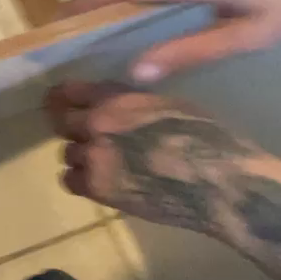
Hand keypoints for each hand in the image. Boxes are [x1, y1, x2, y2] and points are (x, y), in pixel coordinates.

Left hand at [44, 81, 258, 235]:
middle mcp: (98, 124)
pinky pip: (70, 180)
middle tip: (81, 134)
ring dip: (81, 156)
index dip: (60, 98)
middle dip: (70, 127)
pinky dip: (82, 181)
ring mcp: (94, 156)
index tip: (57, 101)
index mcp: (117, 100)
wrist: (224, 185)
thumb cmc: (209, 141)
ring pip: (68, 153)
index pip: (69, 92)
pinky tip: (102, 182)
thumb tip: (108, 104)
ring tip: (106, 163)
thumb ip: (131, 103)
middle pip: (61, 122)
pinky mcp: (96, 187)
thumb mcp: (169, 106)